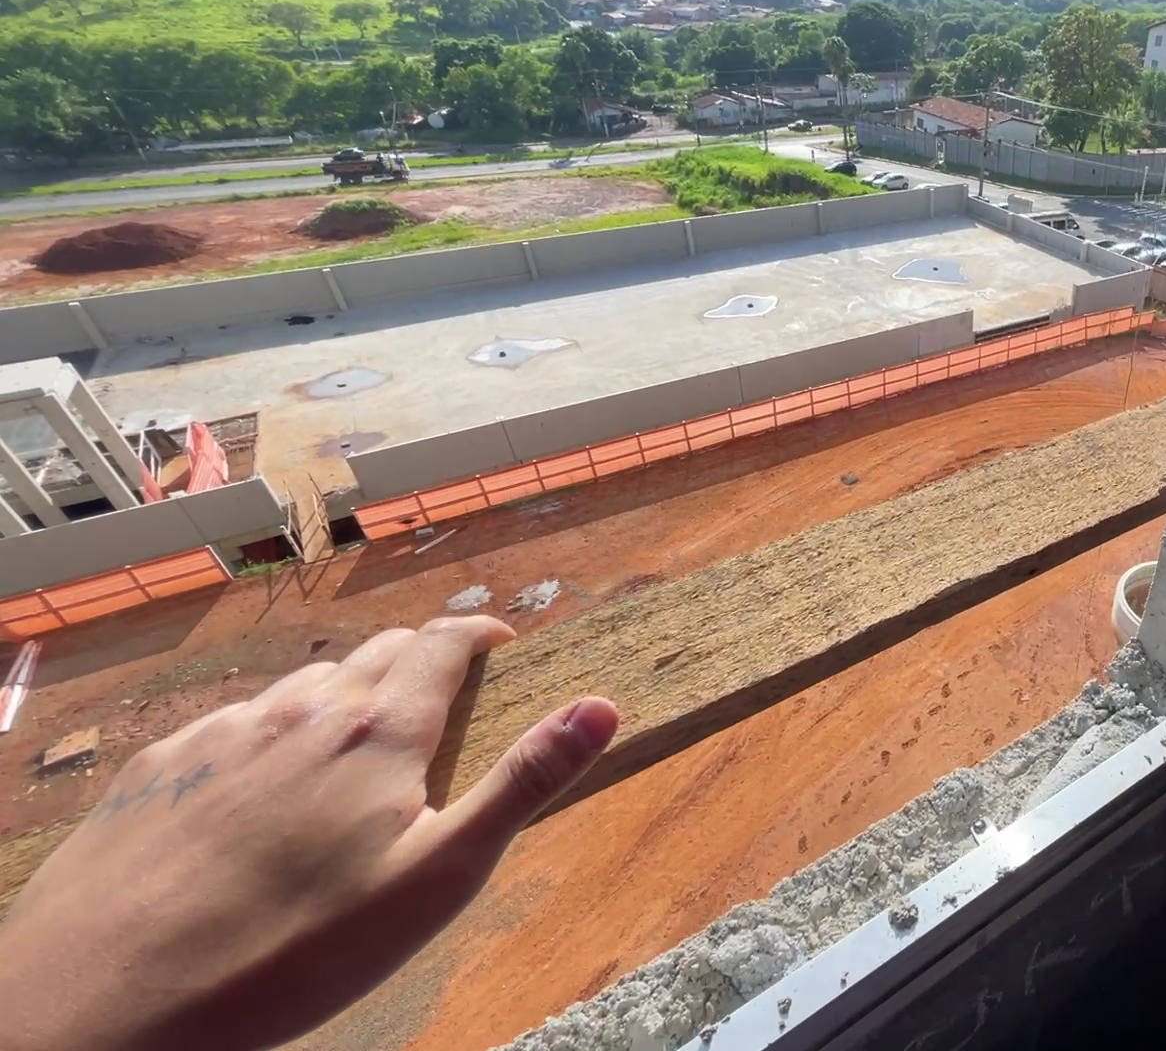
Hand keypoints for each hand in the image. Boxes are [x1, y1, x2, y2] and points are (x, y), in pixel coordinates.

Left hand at [0, 616, 618, 1050]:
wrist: (85, 1024)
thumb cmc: (297, 947)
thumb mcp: (441, 874)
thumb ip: (525, 780)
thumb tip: (602, 706)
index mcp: (380, 729)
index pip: (443, 642)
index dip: (480, 631)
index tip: (503, 642)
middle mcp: (305, 709)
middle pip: (380, 651)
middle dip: (423, 658)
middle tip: (443, 700)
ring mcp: (223, 734)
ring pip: (310, 681)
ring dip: (353, 689)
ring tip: (360, 743)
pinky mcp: (158, 766)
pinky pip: (240, 717)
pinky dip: (279, 723)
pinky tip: (267, 779)